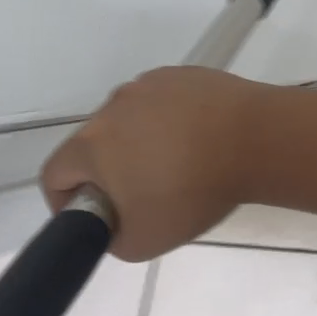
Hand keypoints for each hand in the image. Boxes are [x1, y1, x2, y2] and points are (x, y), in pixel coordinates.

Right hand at [40, 67, 269, 260]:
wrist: (260, 139)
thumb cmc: (195, 191)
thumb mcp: (141, 242)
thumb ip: (109, 238)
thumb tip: (113, 222)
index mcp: (92, 141)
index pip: (56, 174)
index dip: (68, 202)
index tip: (99, 216)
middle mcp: (117, 103)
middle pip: (95, 143)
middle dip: (110, 171)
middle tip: (144, 194)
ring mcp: (156, 82)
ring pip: (133, 120)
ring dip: (143, 141)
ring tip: (180, 164)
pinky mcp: (190, 73)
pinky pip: (167, 101)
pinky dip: (174, 119)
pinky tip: (201, 137)